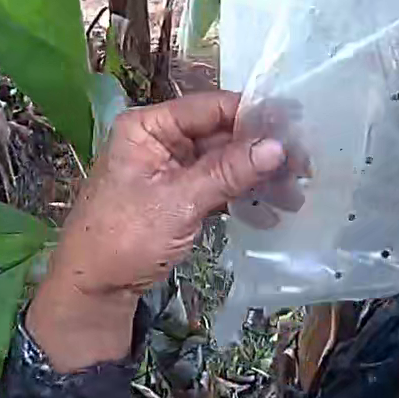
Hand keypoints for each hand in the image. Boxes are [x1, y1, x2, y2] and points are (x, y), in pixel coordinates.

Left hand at [26, 91, 285, 370]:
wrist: (94, 290)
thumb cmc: (125, 237)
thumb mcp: (179, 202)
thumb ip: (229, 172)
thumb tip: (278, 147)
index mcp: (149, 127)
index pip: (210, 108)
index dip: (253, 115)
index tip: (295, 126)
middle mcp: (161, 140)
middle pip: (221, 135)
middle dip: (260, 153)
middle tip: (303, 167)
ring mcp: (171, 168)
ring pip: (224, 162)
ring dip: (257, 178)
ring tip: (293, 196)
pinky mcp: (179, 195)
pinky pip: (217, 186)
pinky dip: (241, 196)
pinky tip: (270, 211)